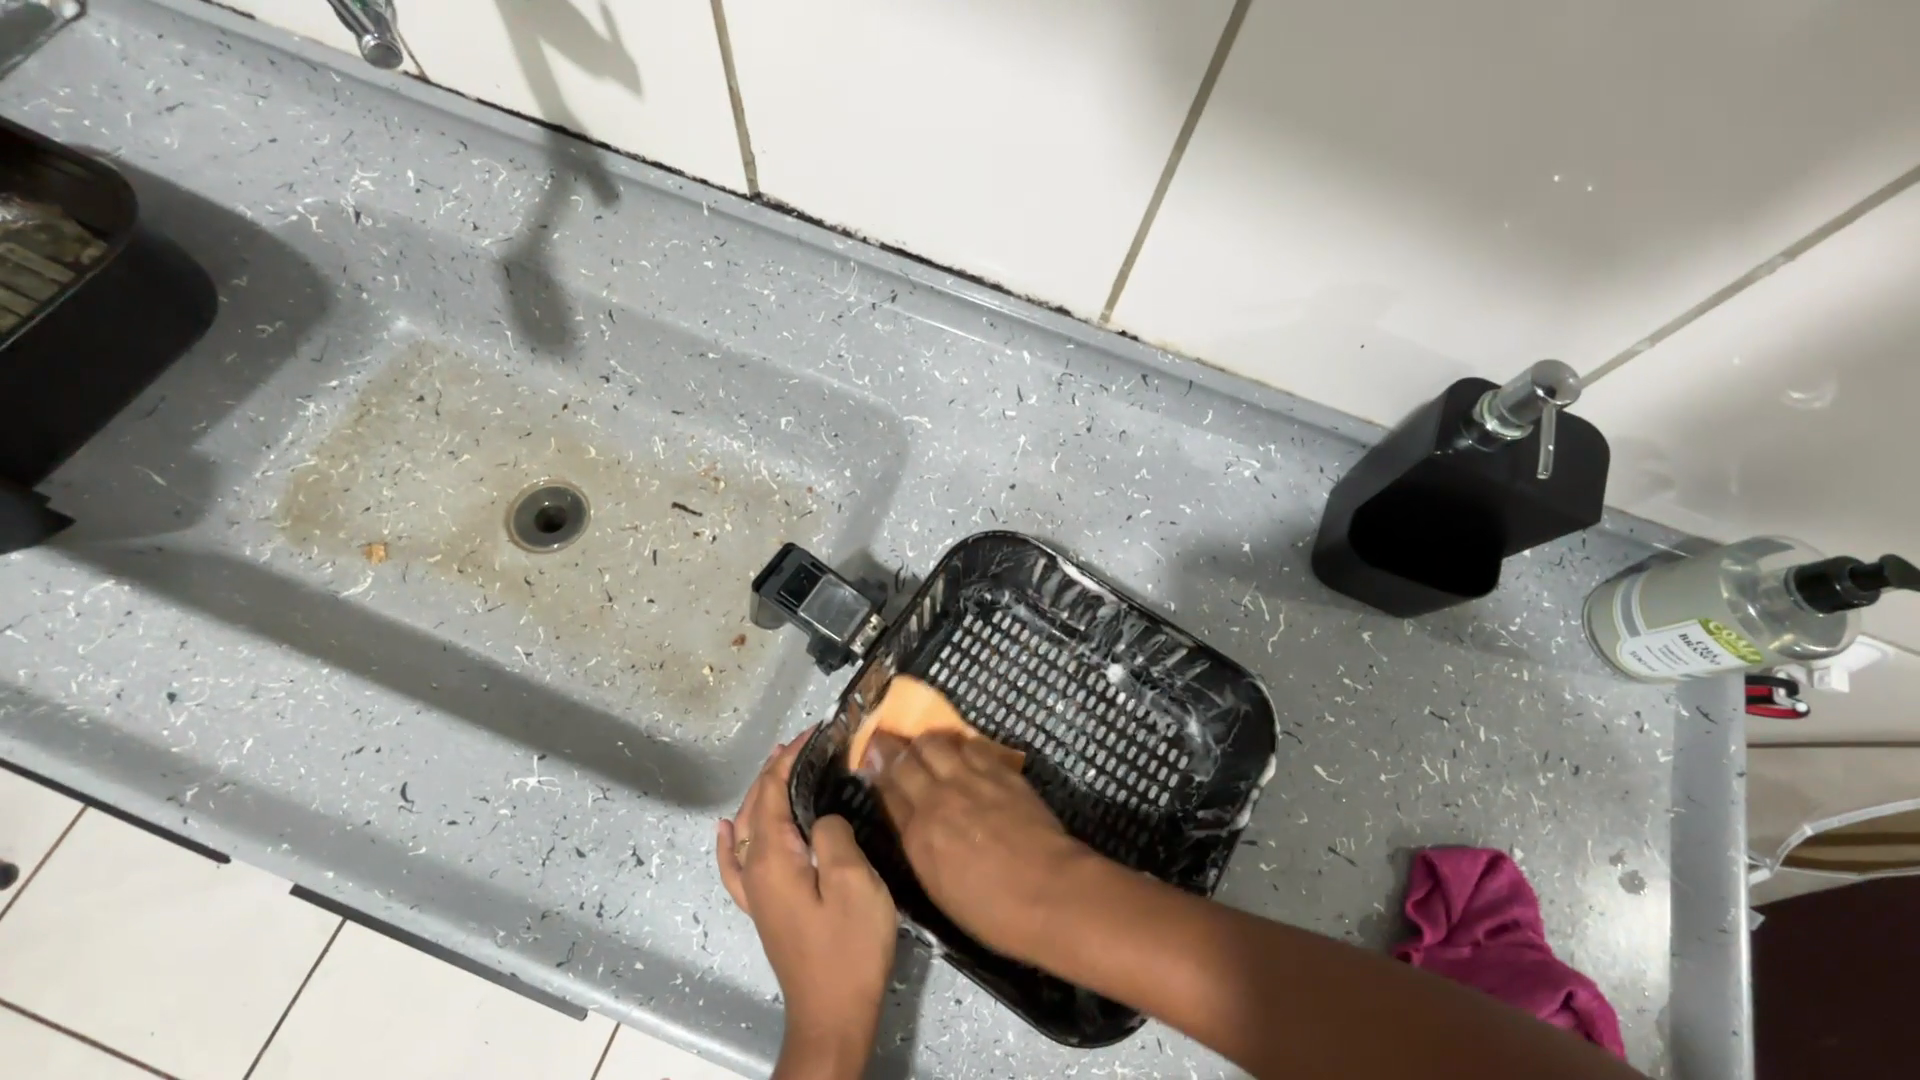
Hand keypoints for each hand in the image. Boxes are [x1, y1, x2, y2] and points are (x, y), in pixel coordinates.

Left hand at [718, 733, 896, 1079]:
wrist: (833, 1014)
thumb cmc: (847, 947)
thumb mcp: (853, 882)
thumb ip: (832, 835)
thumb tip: (820, 819)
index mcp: (771, 856)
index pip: (772, 790)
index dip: (790, 757)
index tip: (816, 732)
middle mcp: (754, 868)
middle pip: (755, 804)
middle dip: (776, 769)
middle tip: (807, 744)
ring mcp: (756, 892)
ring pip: (746, 827)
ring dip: (761, 794)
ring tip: (779, 768)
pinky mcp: (765, 909)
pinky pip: (734, 864)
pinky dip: (728, 841)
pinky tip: (724, 829)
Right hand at [868, 732, 1099, 961]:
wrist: (1051, 893)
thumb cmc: (994, 911)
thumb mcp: (940, 890)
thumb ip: (921, 849)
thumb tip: (912, 825)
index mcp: (917, 836)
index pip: (887, 792)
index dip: (877, 776)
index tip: (873, 765)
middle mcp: (937, 799)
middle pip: (904, 760)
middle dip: (891, 749)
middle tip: (889, 742)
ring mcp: (971, 781)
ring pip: (935, 742)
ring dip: (926, 742)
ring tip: (927, 745)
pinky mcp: (1001, 772)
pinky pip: (972, 745)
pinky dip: (962, 744)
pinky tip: (964, 750)